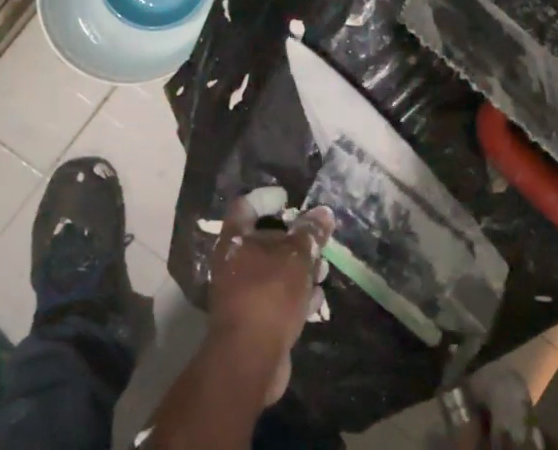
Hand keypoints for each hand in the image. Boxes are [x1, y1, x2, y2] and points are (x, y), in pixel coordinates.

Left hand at [206, 191, 335, 404]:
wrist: (250, 359)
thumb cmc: (270, 295)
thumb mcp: (297, 257)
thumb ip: (311, 233)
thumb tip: (323, 212)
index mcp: (235, 240)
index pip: (246, 206)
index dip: (267, 197)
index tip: (289, 198)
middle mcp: (234, 263)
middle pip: (265, 240)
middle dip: (295, 240)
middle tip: (318, 240)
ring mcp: (242, 293)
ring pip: (274, 271)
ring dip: (300, 269)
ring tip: (324, 271)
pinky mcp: (254, 319)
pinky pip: (277, 298)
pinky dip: (296, 296)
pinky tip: (315, 300)